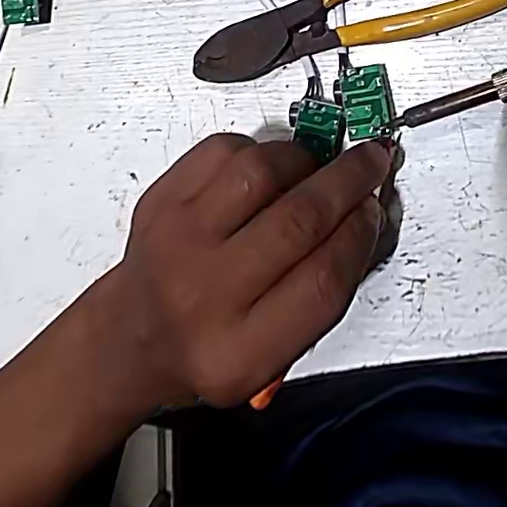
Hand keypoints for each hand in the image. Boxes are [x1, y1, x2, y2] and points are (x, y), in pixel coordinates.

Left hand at [102, 134, 391, 407]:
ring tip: (314, 167)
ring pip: (262, 173)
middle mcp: (203, 295)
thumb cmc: (206, 344)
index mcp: (239, 352)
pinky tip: (267, 168)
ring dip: (305, 160)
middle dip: (349, 180)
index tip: (373, 210)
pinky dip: (259, 148)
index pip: (324, 282)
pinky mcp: (162, 199)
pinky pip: (224, 150)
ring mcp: (177, 240)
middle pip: (300, 220)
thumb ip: (322, 295)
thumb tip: (363, 216)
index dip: (361, 234)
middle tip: (369, 161)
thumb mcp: (270, 357)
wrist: (133, 333)